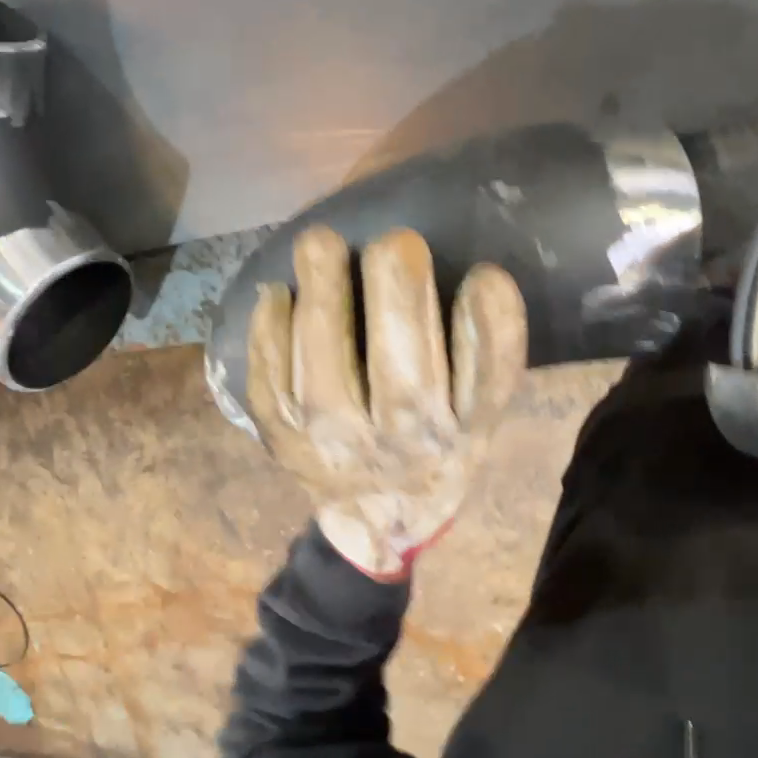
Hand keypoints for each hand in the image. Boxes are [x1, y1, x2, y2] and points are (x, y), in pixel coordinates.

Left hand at [245, 225, 527, 580]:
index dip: (490, 331)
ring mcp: (336, 452)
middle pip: (404, 386)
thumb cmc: (438, 447)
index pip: (486, 387)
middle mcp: (402, 450)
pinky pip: (270, 395)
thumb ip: (488, 356)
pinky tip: (275, 294)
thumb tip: (483, 280)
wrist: (380, 517)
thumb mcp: (479, 411)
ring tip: (321, 243)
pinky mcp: (285, 444)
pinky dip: (268, 342)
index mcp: (461, 435)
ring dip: (323, 310)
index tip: (485, 274)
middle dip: (399, 307)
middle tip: (396, 240)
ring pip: (326, 388)